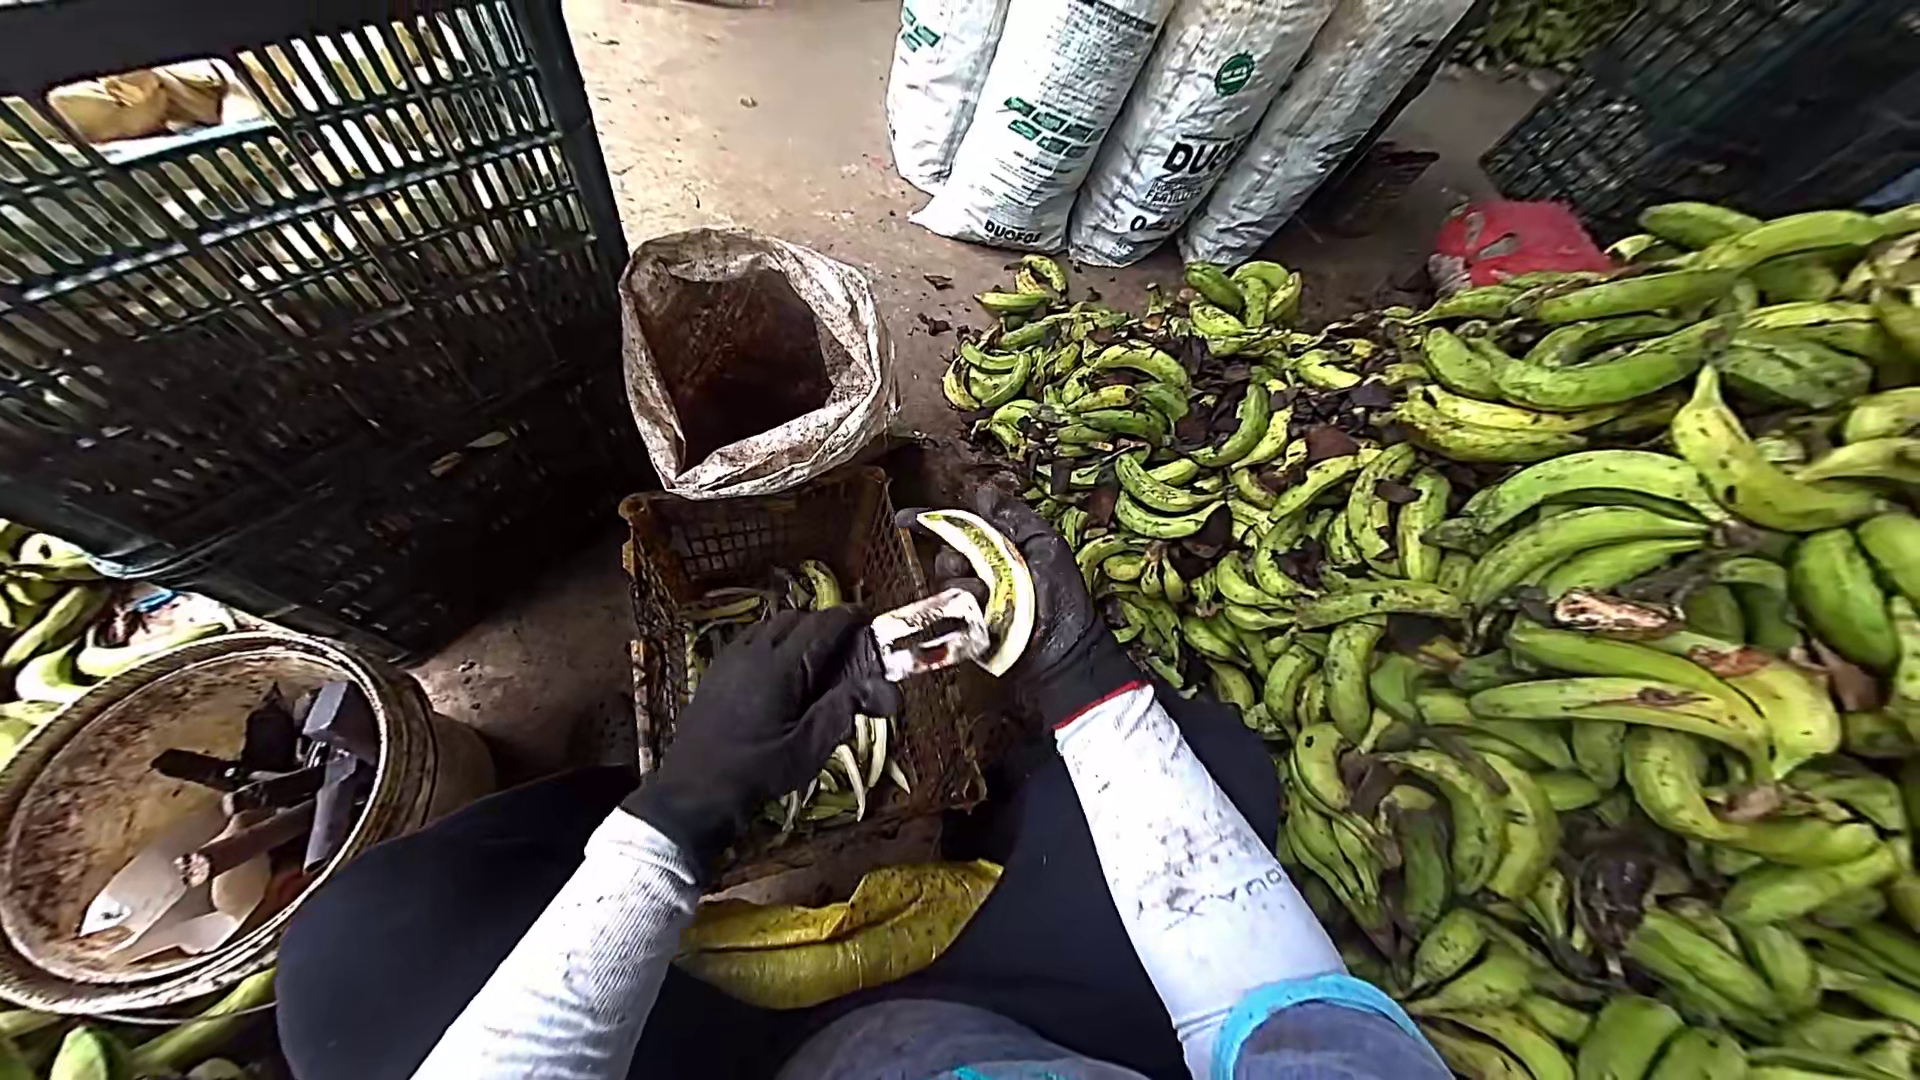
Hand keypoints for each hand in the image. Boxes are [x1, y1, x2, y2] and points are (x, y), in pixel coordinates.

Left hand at [623, 606, 900, 873]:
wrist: (691, 794)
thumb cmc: (756, 773)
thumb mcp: (808, 749)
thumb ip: (845, 710)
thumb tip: (889, 690)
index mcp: (780, 668)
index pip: (822, 626)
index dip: (849, 617)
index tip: (868, 618)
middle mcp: (754, 652)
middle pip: (798, 618)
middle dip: (825, 623)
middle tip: (847, 644)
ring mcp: (730, 658)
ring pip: (772, 624)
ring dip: (799, 630)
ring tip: (816, 654)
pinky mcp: (716, 669)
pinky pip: (752, 637)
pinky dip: (774, 639)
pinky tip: (781, 667)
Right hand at [900, 486, 1142, 727]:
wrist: (1062, 650)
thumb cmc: (1063, 599)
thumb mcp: (1046, 545)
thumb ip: (1014, 516)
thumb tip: (984, 493)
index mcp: (1003, 548)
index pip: (963, 527)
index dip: (934, 520)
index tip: (906, 518)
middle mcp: (984, 570)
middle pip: (948, 550)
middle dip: (954, 552)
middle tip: (973, 565)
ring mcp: (973, 598)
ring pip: (946, 577)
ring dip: (965, 580)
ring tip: (990, 593)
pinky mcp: (966, 623)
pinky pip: (950, 605)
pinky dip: (966, 602)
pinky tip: (983, 609)